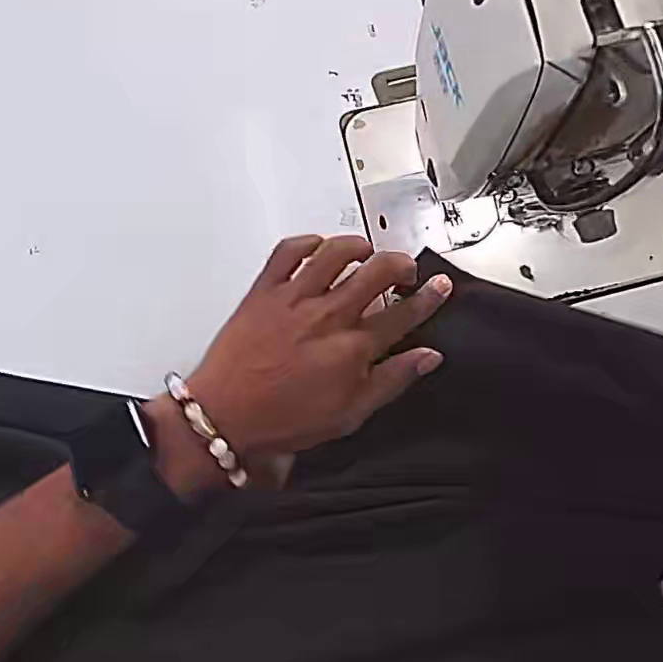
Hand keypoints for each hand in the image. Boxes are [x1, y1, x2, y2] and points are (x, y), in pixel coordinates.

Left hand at [184, 235, 451, 465]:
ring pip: (337, 252)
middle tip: (405, 270)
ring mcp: (295, 299)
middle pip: (378, 271)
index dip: (428, 298)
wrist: (224, 417)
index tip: (438, 287)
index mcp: (351, 348)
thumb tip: (426, 358)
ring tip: (366, 252)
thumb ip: (392, 380)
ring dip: (359, 246)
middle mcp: (327, 316)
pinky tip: (318, 247)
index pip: (403, 314)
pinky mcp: (265, 290)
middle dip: (401, 264)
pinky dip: (308, 242)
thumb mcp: (349, 414)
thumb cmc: (281, 419)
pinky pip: (288, 250)